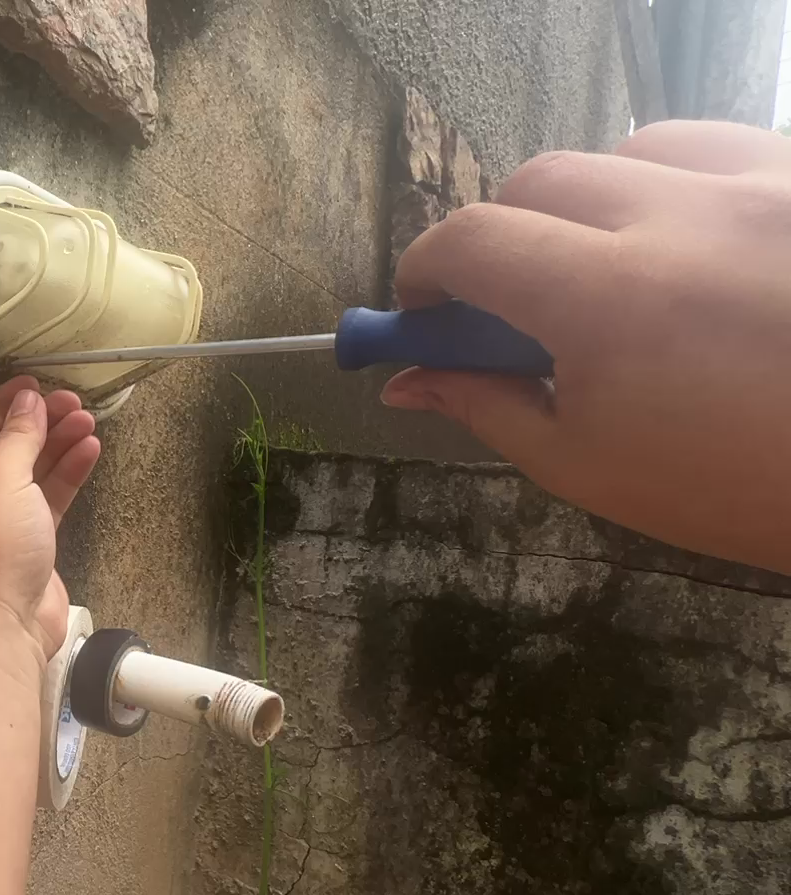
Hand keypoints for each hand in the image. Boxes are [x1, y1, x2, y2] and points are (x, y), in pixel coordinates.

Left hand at [0, 378, 99, 657]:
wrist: (0, 626)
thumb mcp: (0, 479)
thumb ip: (17, 437)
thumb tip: (28, 403)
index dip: (2, 403)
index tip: (34, 383)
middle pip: (2, 447)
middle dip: (37, 423)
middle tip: (72, 400)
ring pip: (28, 472)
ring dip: (57, 446)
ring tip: (88, 419)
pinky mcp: (24, 541)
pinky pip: (45, 498)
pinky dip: (65, 475)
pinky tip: (88, 451)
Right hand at [383, 121, 790, 573]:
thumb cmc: (732, 484)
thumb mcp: (577, 460)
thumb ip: (481, 403)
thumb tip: (403, 384)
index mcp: (613, 297)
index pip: (471, 239)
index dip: (421, 267)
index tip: (421, 309)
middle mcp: (698, 216)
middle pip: (541, 180)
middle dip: (495, 236)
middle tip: (503, 297)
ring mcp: (783, 187)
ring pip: (640, 149)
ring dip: (590, 202)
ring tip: (605, 265)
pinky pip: (733, 152)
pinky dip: (679, 190)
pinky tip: (692, 252)